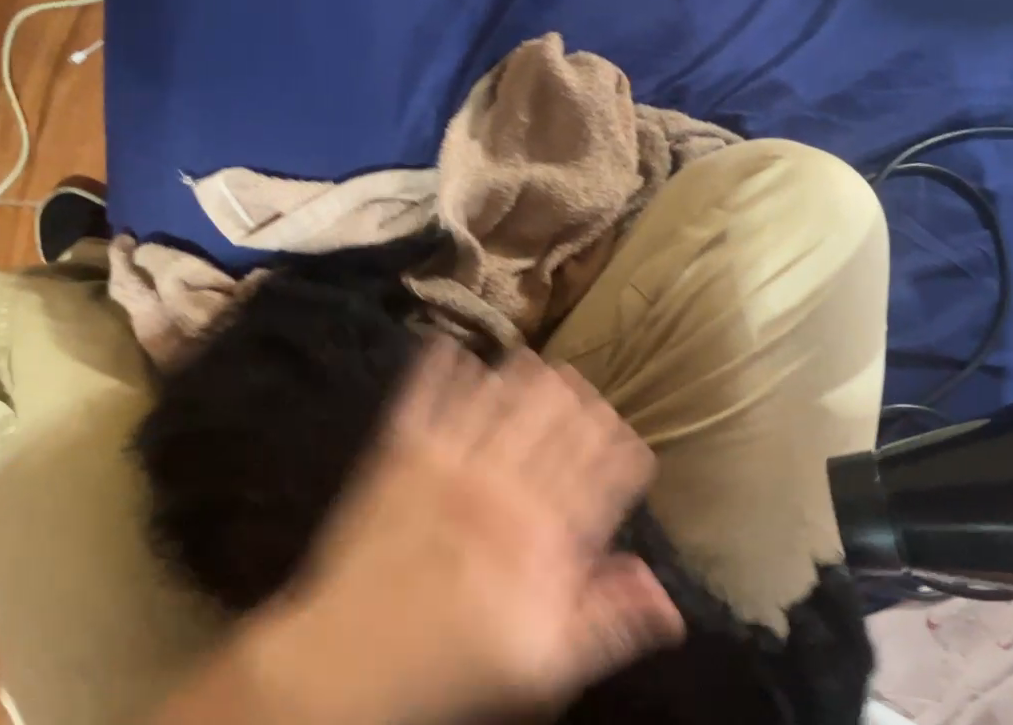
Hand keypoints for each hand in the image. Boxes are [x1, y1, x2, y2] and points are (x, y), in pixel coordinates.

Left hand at [173, 339, 684, 724]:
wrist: (344, 663)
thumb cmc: (448, 666)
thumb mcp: (541, 665)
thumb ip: (606, 623)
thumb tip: (668, 601)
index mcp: (543, 536)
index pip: (601, 476)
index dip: (621, 452)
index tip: (629, 441)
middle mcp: (504, 485)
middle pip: (557, 424)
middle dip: (580, 405)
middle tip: (589, 393)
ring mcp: (451, 462)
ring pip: (502, 399)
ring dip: (524, 377)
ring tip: (540, 362)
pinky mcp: (400, 453)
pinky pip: (425, 395)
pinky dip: (440, 367)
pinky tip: (452, 345)